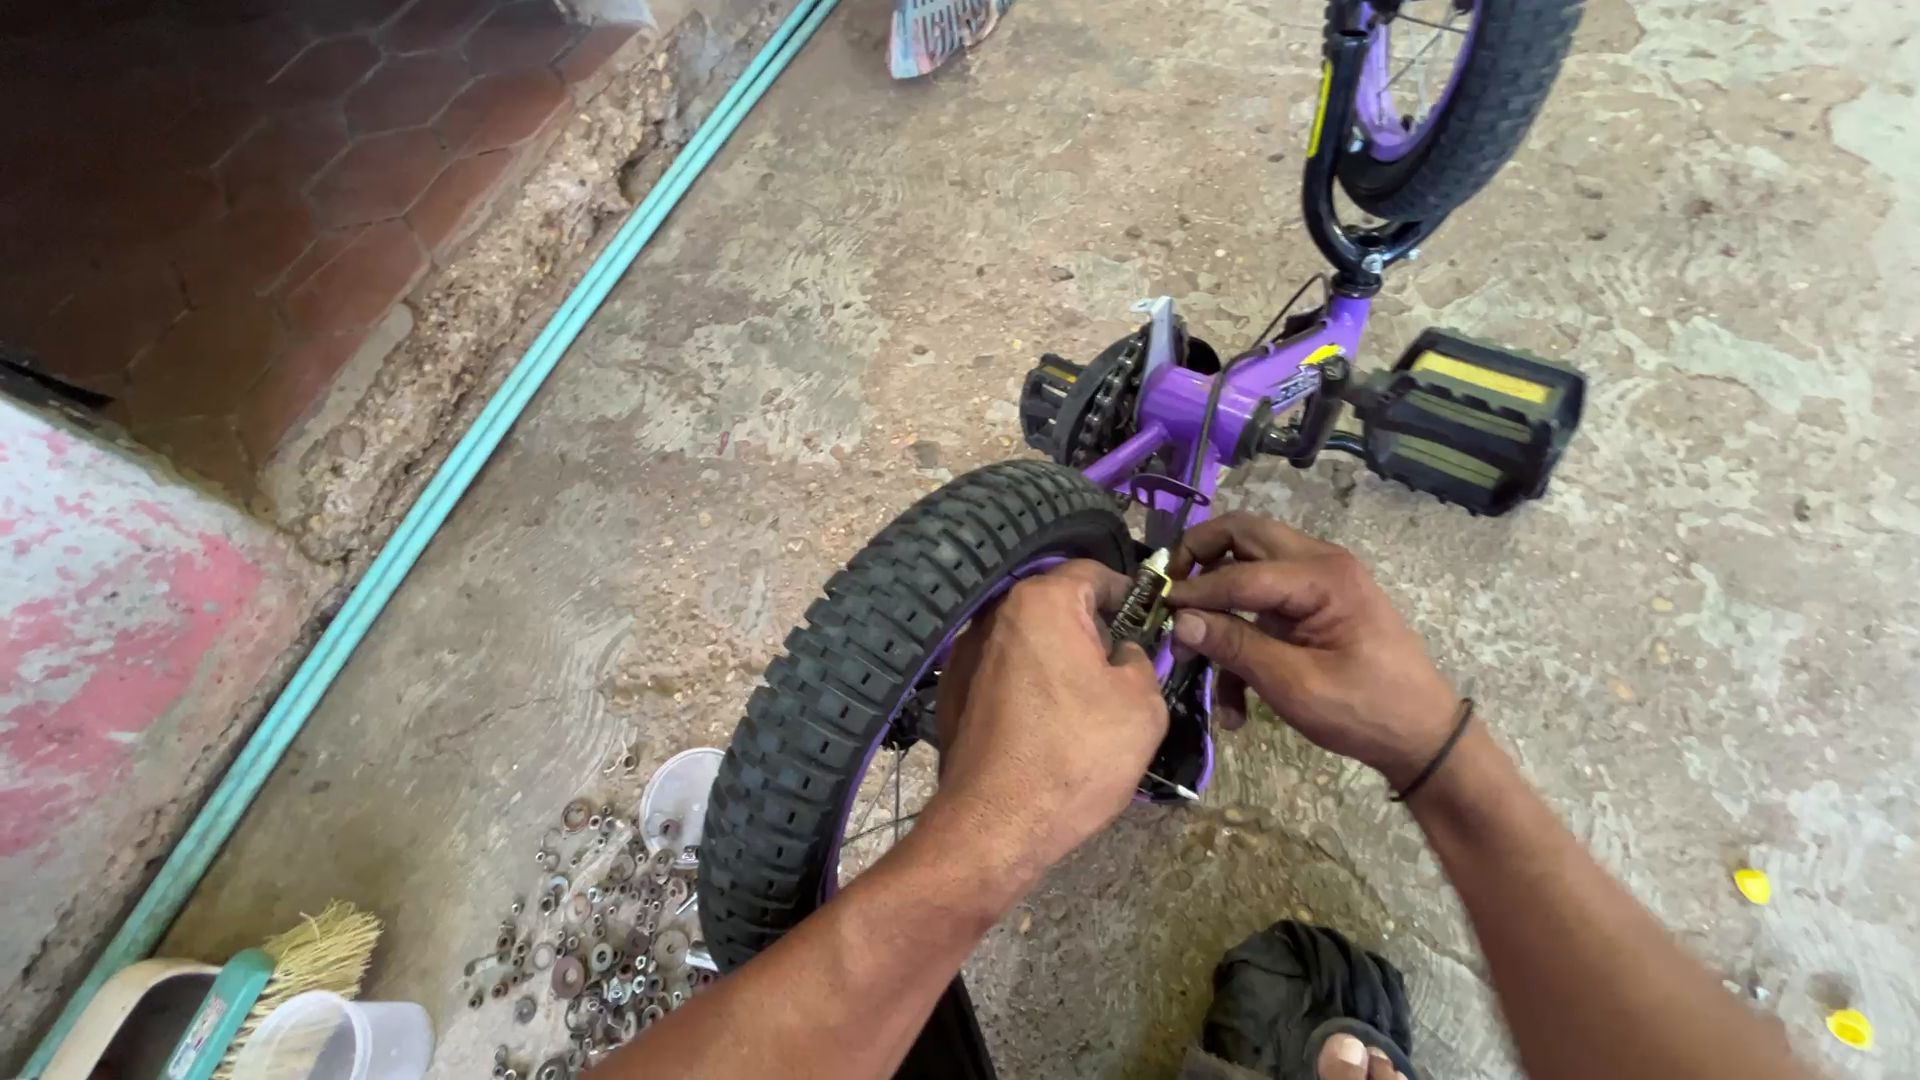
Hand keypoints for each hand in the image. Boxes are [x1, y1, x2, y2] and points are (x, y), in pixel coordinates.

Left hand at [931, 560, 1168, 871]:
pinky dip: (1029, 683)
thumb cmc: (1076, 754)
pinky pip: (1004, 671)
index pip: (1092, 572)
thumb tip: (1122, 652)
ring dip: (1058, 657)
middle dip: (1091, 628)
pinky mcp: (952, 689)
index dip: (1127, 591)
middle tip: (1121, 666)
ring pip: (1029, 640)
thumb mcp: (1141, 704)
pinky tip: (1045, 722)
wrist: (995, 823)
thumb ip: (1141, 660)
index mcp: (1041, 602)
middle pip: (1056, 605)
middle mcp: (996, 615)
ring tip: (1085, 701)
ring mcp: (966, 652)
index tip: (1148, 618)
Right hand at [1166, 512, 1458, 789]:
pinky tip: (1233, 701)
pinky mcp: (1308, 605)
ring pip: (1245, 565)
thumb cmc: (1366, 711)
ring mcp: (1314, 582)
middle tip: (1169, 588)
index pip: (1239, 572)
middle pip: (1242, 534)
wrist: (1424, 738)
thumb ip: (1234, 646)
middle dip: (1198, 557)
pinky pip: (1259, 603)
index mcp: (1322, 577)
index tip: (1155, 610)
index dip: (1193, 591)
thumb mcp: (1295, 684)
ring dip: (1215, 603)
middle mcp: (1318, 563)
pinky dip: (1239, 637)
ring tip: (1192, 653)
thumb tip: (1179, 621)